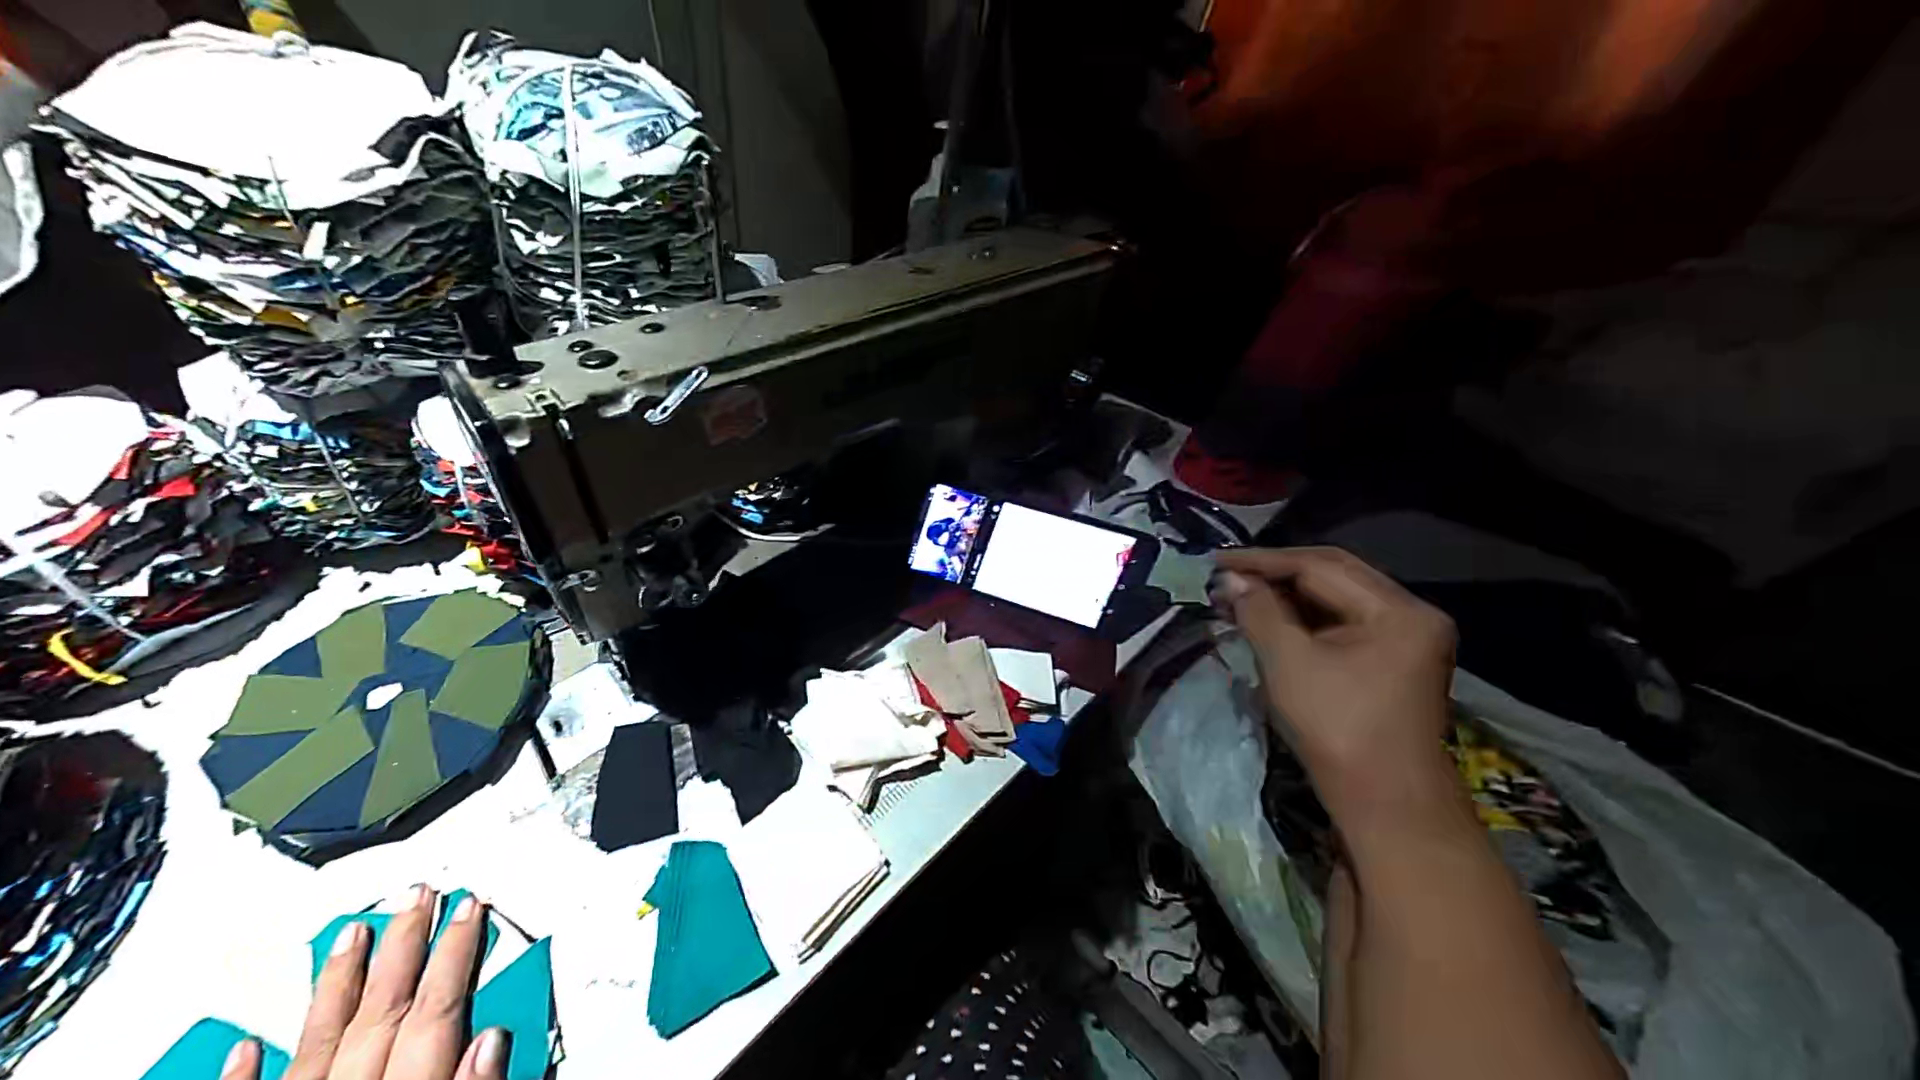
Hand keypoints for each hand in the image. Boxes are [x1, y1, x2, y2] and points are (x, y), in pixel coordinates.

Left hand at [220, 887, 507, 1079]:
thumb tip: (490, 1040)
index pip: (433, 1013)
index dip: (455, 955)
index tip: (469, 910)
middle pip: (378, 1014)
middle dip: (402, 947)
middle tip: (417, 896)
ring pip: (316, 1044)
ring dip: (336, 986)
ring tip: (349, 934)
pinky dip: (246, 1074)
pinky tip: (242, 1047)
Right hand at [1212, 547, 1459, 835]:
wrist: (1385, 803)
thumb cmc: (1338, 728)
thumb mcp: (1289, 662)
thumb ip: (1258, 611)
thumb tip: (1229, 579)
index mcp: (1398, 610)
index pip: (1320, 566)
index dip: (1262, 561)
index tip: (1215, 560)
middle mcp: (1410, 614)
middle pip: (1332, 575)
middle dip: (1274, 573)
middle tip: (1225, 574)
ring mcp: (1404, 637)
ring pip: (1335, 598)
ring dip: (1285, 595)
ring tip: (1238, 594)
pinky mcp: (1391, 659)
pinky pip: (1341, 621)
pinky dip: (1302, 617)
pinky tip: (1267, 618)